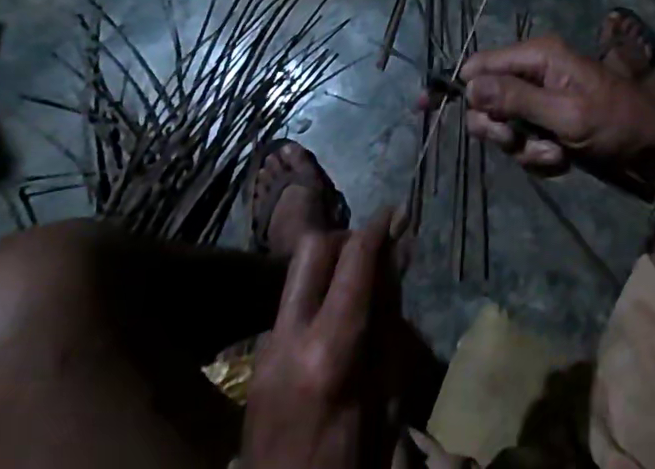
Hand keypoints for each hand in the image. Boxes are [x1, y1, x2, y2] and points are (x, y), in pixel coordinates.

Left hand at [242, 209, 397, 468]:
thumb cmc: (351, 464)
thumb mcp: (385, 403)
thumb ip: (389, 331)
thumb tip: (395, 270)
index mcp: (328, 352)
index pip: (353, 264)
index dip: (377, 230)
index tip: (396, 211)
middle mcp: (289, 335)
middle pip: (312, 249)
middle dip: (346, 237)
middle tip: (374, 248)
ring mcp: (267, 344)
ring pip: (297, 272)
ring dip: (330, 262)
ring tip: (360, 277)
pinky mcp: (258, 355)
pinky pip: (291, 300)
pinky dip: (318, 290)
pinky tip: (338, 312)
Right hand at [459, 36, 654, 176]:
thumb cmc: (617, 123)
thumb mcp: (566, 114)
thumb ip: (516, 100)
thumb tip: (468, 86)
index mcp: (538, 56)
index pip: (480, 65)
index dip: (454, 86)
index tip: (424, 107)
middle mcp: (534, 74)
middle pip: (485, 100)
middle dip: (499, 128)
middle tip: (517, 141)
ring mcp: (540, 102)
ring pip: (503, 127)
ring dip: (523, 148)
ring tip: (554, 154)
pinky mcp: (546, 126)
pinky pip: (522, 144)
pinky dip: (537, 158)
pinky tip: (563, 161)